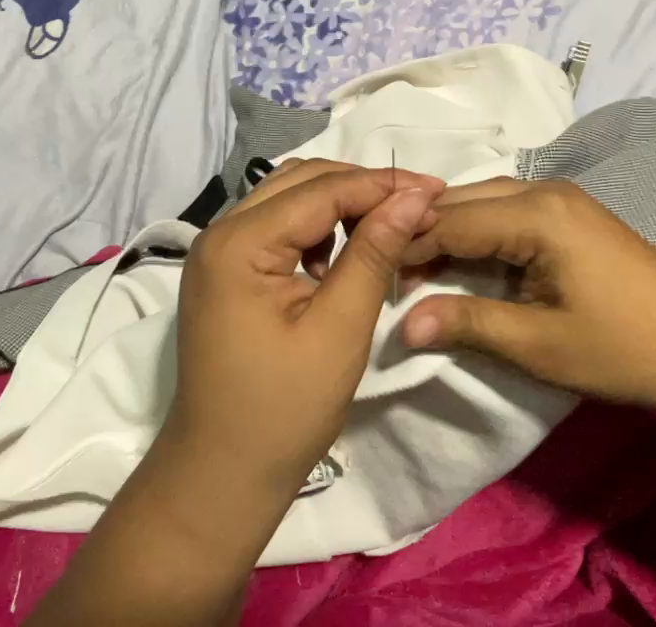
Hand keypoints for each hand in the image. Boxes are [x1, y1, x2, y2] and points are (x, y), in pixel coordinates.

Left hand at [160, 160, 446, 498]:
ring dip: (339, 205)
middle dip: (363, 189)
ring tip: (388, 228)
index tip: (438, 190)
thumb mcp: (339, 329)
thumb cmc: (283, 410)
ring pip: (288, 199)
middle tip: (420, 207)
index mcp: (238, 244)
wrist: (222, 473)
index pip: (321, 190)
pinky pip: (275, 227)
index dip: (382, 185)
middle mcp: (219, 234)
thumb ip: (373, 254)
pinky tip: (340, 257)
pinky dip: (315, 228)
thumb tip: (414, 196)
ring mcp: (217, 252)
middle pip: (301, 183)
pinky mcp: (225, 272)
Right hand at [398, 177, 655, 415]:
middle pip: (464, 200)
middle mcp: (546, 190)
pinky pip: (509, 210)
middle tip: (388, 272)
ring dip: (450, 230)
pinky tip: (464, 258)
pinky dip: (478, 231)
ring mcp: (564, 198)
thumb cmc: (624, 348)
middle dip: (423, 232)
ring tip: (418, 267)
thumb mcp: (538, 344)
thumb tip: (402, 325)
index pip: (450, 220)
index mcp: (536, 214)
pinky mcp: (575, 214)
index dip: (407, 247)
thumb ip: (466, 324)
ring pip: (485, 201)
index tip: (374, 277)